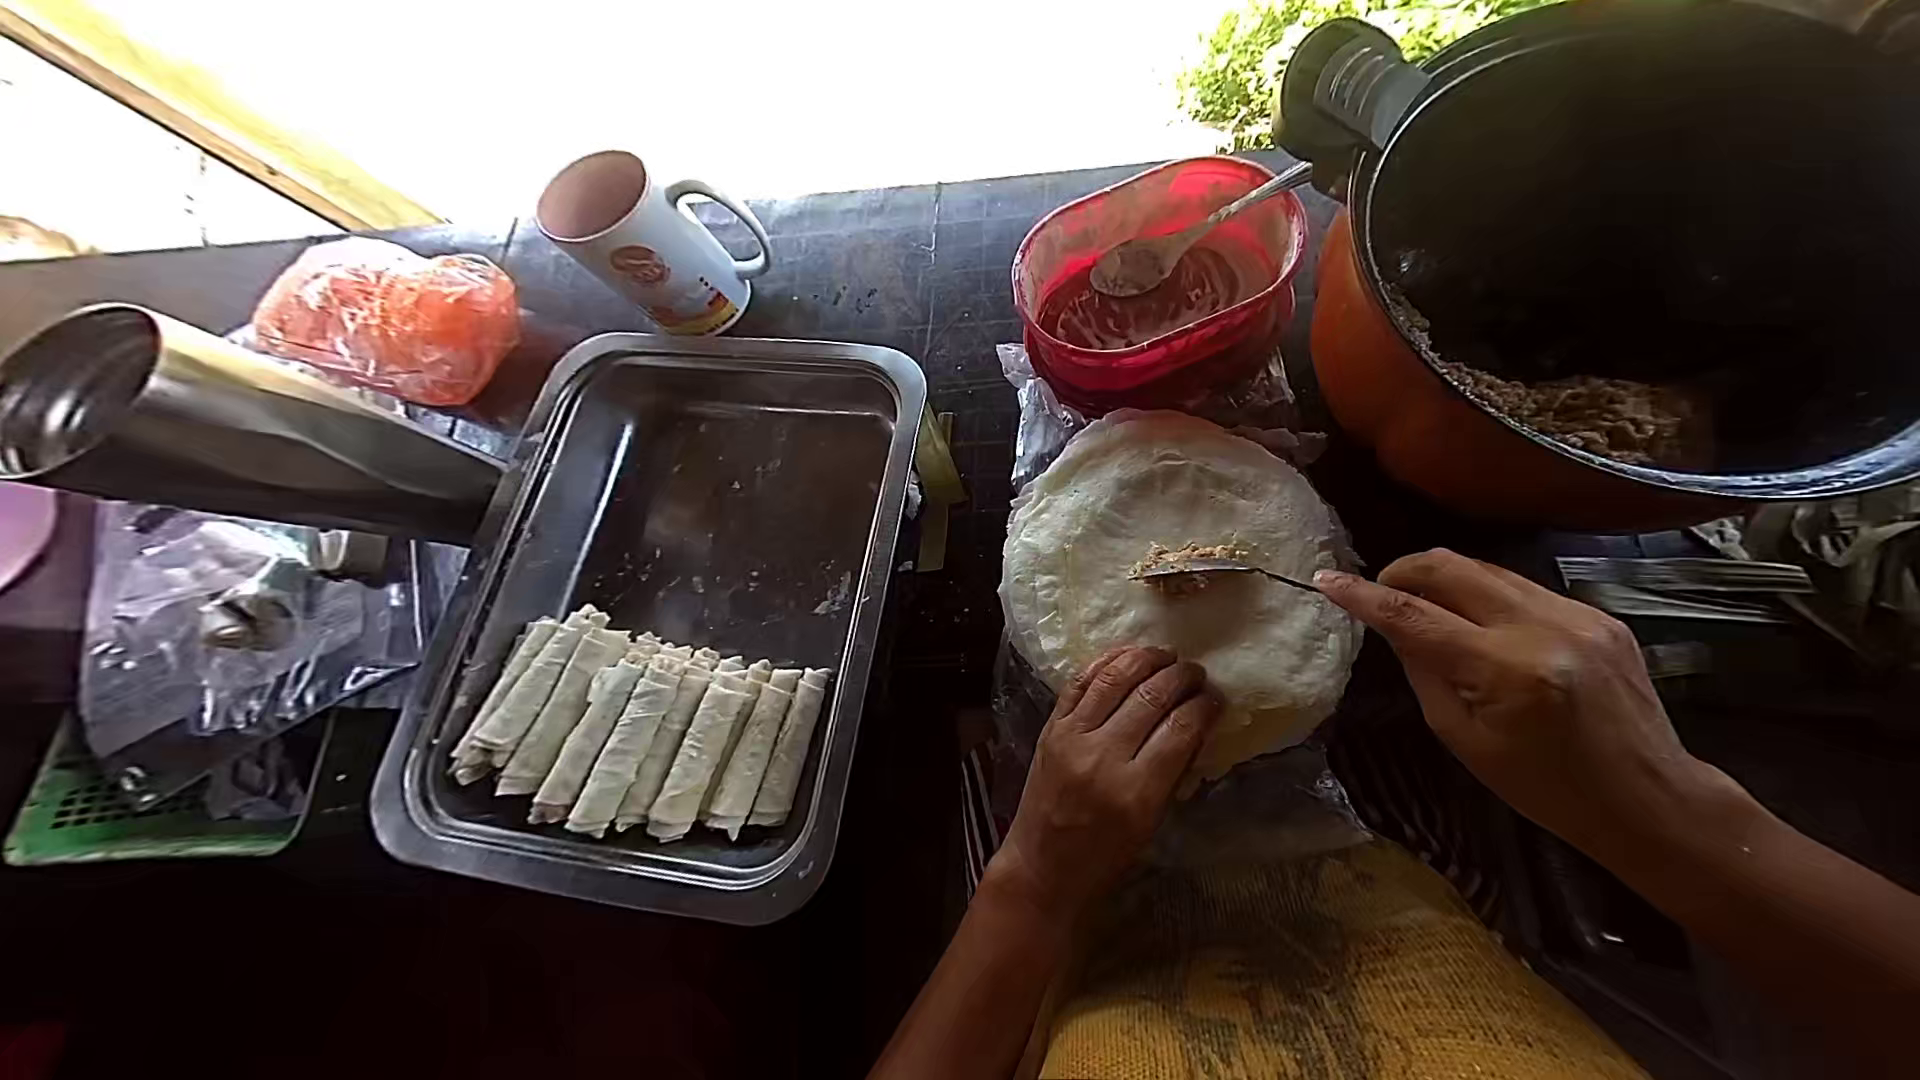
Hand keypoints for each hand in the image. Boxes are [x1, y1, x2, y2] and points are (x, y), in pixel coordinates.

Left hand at [988, 647, 1221, 917]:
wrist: (1041, 865)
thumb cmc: (1104, 857)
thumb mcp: (1151, 824)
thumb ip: (1172, 773)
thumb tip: (1196, 725)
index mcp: (1136, 791)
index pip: (1180, 730)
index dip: (1204, 706)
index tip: (1216, 696)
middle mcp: (1103, 756)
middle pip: (1150, 697)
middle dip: (1180, 678)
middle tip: (1196, 672)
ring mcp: (1072, 736)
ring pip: (1113, 680)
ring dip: (1145, 659)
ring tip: (1166, 654)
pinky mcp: (1051, 727)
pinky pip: (1079, 683)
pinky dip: (1105, 662)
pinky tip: (1126, 654)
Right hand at [1316, 549, 1734, 857]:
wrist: (1651, 800)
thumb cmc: (1540, 784)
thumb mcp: (1458, 733)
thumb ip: (1421, 668)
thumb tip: (1392, 624)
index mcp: (1504, 670)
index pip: (1412, 615)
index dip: (1361, 595)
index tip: (1325, 581)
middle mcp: (1543, 629)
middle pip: (1448, 566)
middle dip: (1401, 570)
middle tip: (1380, 593)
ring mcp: (1578, 616)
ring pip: (1481, 566)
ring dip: (1439, 579)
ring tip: (1425, 607)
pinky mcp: (1598, 614)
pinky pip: (1517, 584)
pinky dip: (1480, 593)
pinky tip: (1477, 623)